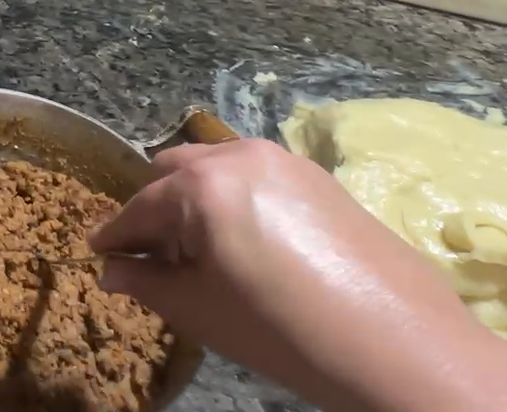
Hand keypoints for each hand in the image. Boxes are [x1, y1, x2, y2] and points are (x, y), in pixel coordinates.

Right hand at [90, 138, 506, 411]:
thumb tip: (112, 271)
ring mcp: (278, 158)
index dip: (115, 234)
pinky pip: (250, 172)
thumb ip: (146, 282)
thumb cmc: (288, 333)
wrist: (408, 351)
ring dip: (191, 197)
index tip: (98, 252)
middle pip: (170, 172)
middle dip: (153, 209)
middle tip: (153, 253)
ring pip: (211, 166)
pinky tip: (246, 239)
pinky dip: (231, 195)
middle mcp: (233, 155)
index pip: (139, 208)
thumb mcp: (202, 312)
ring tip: (200, 245)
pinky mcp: (313, 173)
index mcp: (200, 186)